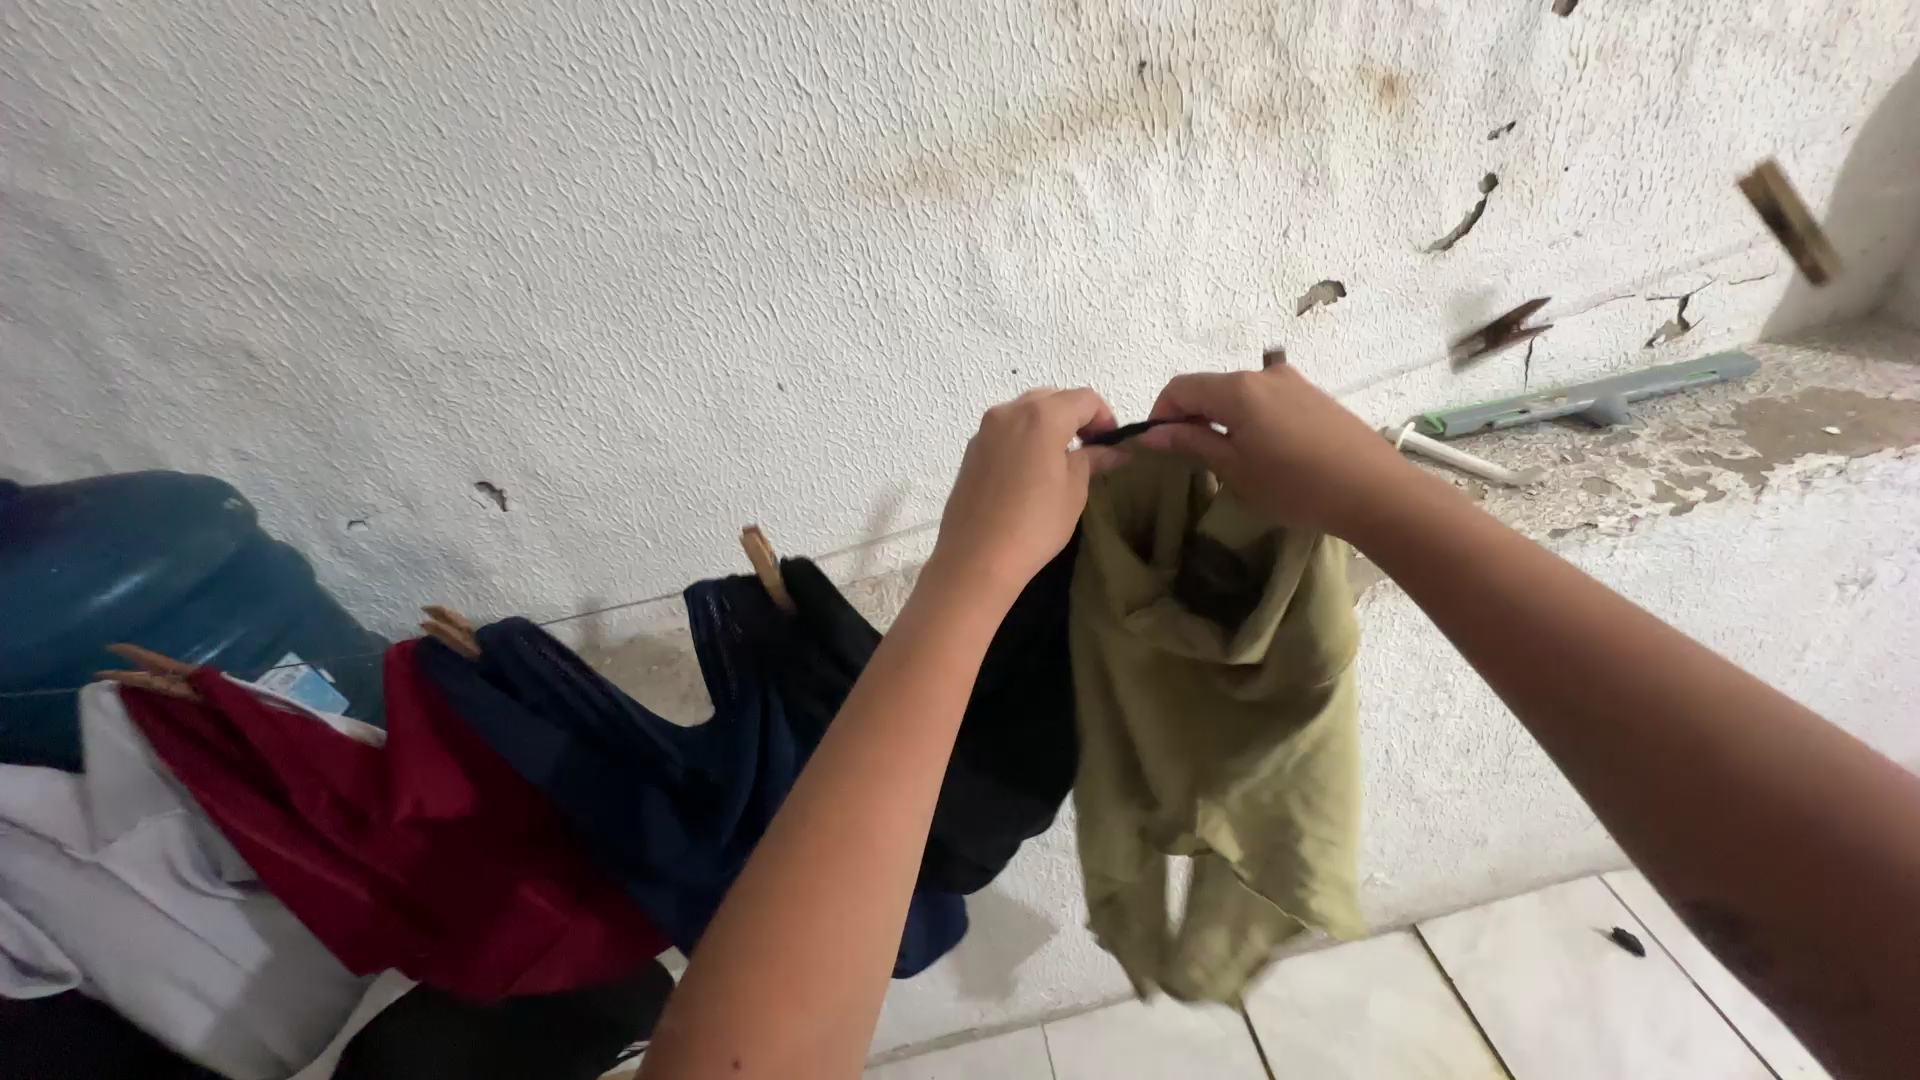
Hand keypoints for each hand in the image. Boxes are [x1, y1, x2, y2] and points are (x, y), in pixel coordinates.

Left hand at [926, 388, 1121, 607]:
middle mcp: (1008, 412)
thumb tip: (1114, 451)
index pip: (1084, 399)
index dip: (1105, 417)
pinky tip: (1031, 470)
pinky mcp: (970, 451)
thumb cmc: (1034, 526)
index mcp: (1040, 416)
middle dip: (1075, 417)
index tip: (1112, 443)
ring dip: (1048, 425)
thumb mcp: (1074, 492)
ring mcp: (984, 431)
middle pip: (1052, 399)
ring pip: (1025, 412)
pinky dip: (1024, 438)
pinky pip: (1005, 432)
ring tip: (1061, 459)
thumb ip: (1092, 460)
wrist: (976, 558)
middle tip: (1090, 448)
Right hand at [1135, 364, 1414, 535]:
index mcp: (1236, 389)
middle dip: (1189, 416)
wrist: (1374, 491)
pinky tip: (1262, 451)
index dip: (1160, 415)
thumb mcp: (1234, 469)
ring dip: (1219, 418)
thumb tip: (1151, 433)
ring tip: (1227, 457)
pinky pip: (1265, 400)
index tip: (1158, 447)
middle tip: (1188, 457)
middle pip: (1209, 387)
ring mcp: (1292, 382)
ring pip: (1238, 394)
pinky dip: (1248, 418)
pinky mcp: (1313, 396)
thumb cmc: (1295, 485)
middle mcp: (1262, 374)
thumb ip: (1191, 444)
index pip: (1179, 388)